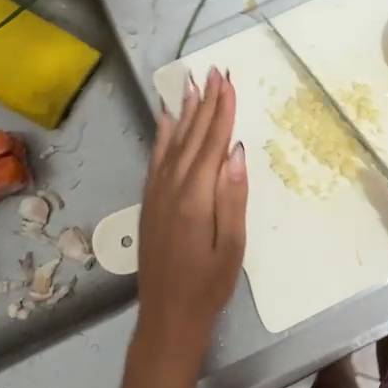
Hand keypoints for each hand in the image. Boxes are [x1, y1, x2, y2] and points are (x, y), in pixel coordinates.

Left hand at [137, 68, 247, 350]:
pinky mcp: (150, 202)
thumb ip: (233, 198)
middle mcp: (172, 188)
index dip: (221, 112)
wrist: (168, 316)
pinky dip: (162, 136)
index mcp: (196, 198)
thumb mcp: (232, 246)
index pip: (212, 144)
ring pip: (172, 143)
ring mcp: (157, 194)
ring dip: (184, 112)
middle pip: (191, 136)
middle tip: (213, 72)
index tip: (227, 82)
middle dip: (204, 103)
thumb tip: (236, 152)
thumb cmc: (209, 285)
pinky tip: (166, 120)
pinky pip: (156, 160)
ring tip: (190, 83)